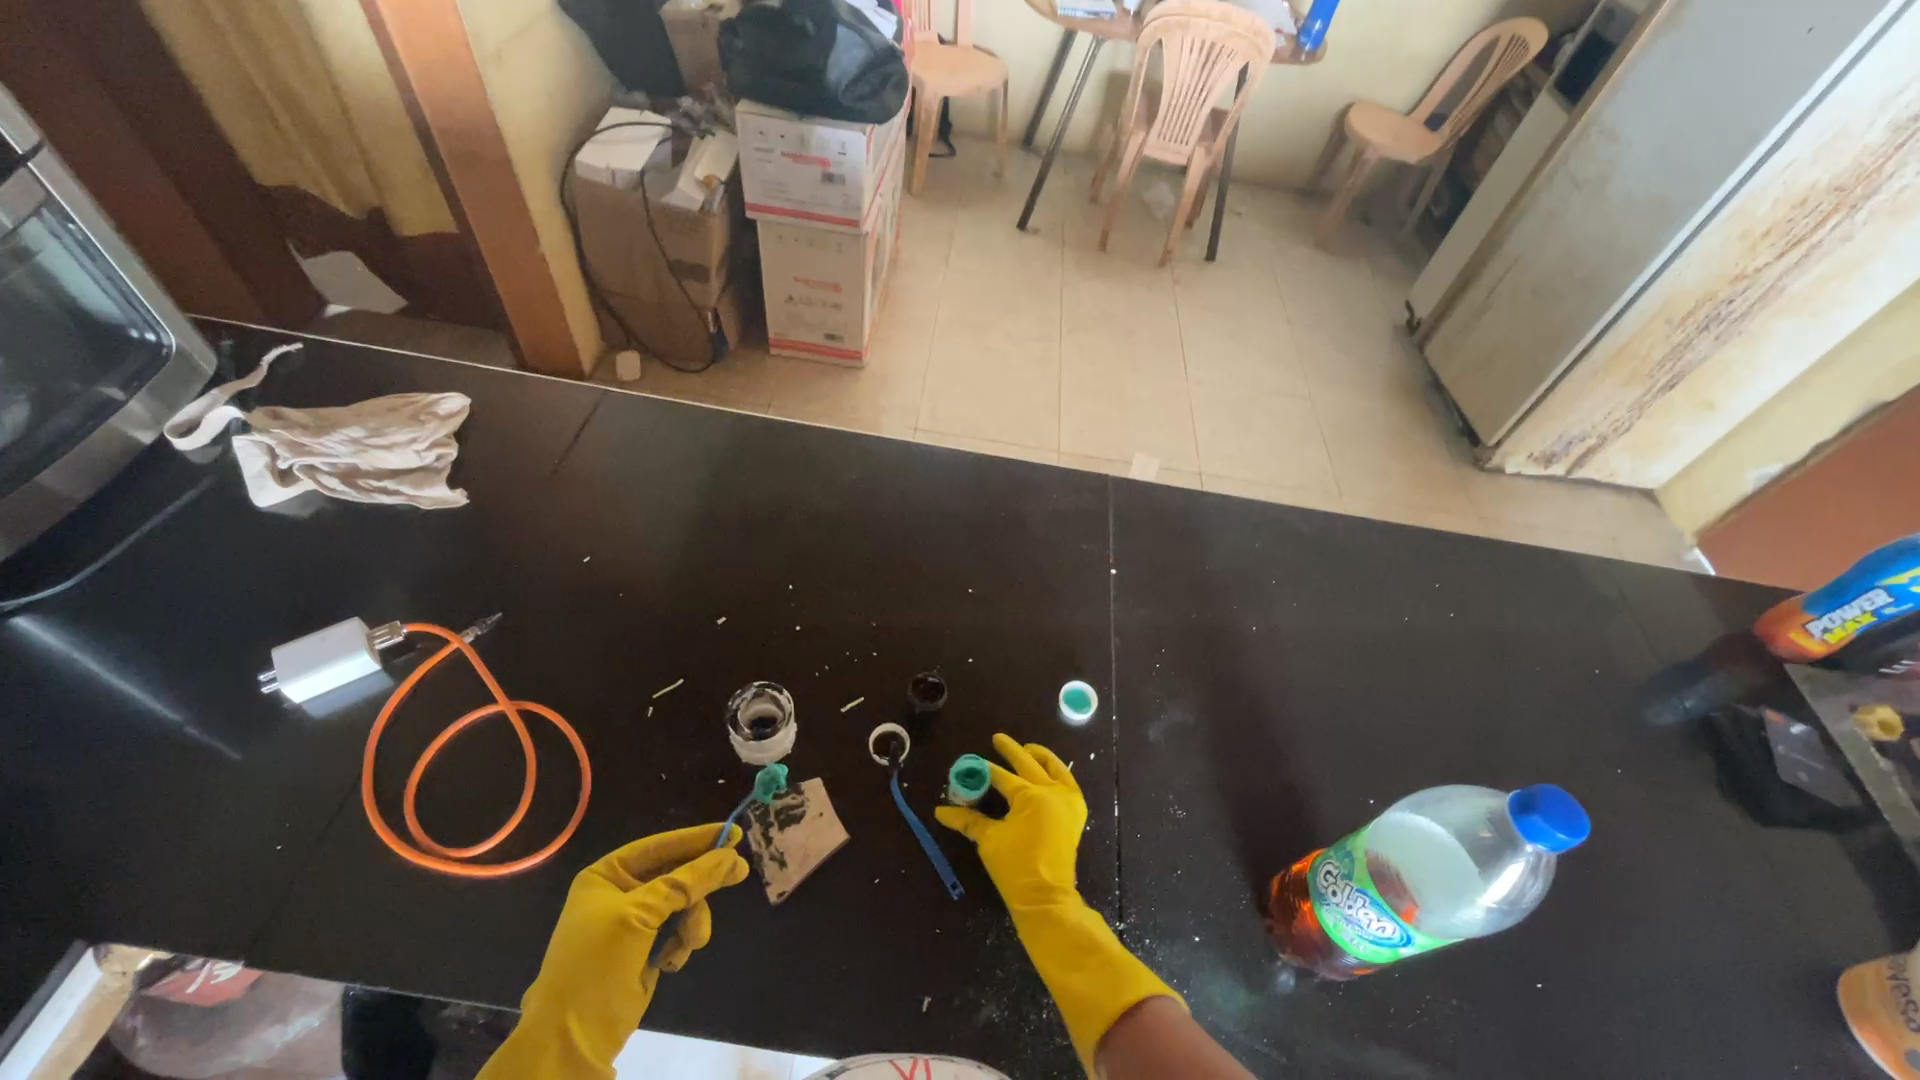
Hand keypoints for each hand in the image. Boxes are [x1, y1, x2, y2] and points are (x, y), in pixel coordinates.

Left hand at [479, 825, 748, 1078]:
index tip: (735, 833)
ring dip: (692, 921)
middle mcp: (620, 892)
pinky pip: (680, 929)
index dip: (697, 838)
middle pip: (676, 874)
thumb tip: (732, 857)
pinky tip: (671, 961)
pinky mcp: (646, 948)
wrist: (573, 1037)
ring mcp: (634, 922)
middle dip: (700, 885)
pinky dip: (682, 942)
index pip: (660, 846)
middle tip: (739, 873)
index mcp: (606, 875)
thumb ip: (687, 882)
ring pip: (684, 904)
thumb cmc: (598, 964)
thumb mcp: (641, 915)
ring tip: (690, 943)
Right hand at [935, 733, 1085, 909]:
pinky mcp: (1076, 814)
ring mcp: (1068, 802)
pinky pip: (1069, 783)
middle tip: (997, 738)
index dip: (984, 770)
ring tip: (1028, 748)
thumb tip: (940, 810)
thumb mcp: (988, 840)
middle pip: (1028, 764)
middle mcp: (1052, 792)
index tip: (969, 764)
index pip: (1002, 777)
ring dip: (1040, 757)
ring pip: (1055, 769)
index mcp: (1030, 796)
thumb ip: (968, 820)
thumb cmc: (1015, 867)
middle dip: (1011, 751)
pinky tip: (1050, 772)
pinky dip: (1058, 773)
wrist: (1046, 898)